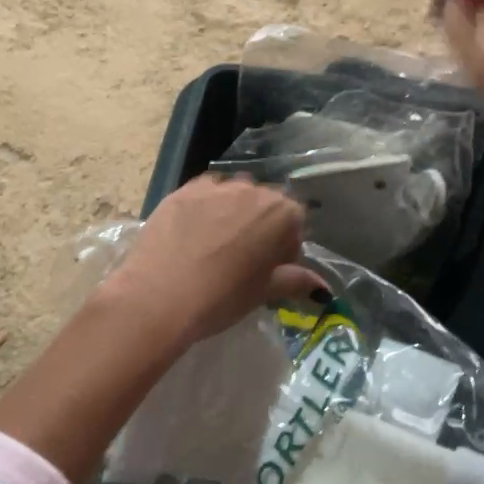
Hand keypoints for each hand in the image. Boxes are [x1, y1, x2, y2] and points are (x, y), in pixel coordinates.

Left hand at [106, 175, 324, 344]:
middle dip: (260, 227)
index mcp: (283, 214)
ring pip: (234, 196)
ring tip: (214, 247)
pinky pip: (204, 194)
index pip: (295, 225)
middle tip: (242, 261)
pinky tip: (191, 236)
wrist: (160, 296)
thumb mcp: (264, 292)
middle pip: (265, 205)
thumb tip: (324, 289)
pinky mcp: (184, 189)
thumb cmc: (223, 297)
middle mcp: (254, 190)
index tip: (268, 271)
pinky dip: (205, 209)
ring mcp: (217, 186)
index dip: (284, 250)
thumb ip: (296, 281)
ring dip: (232, 214)